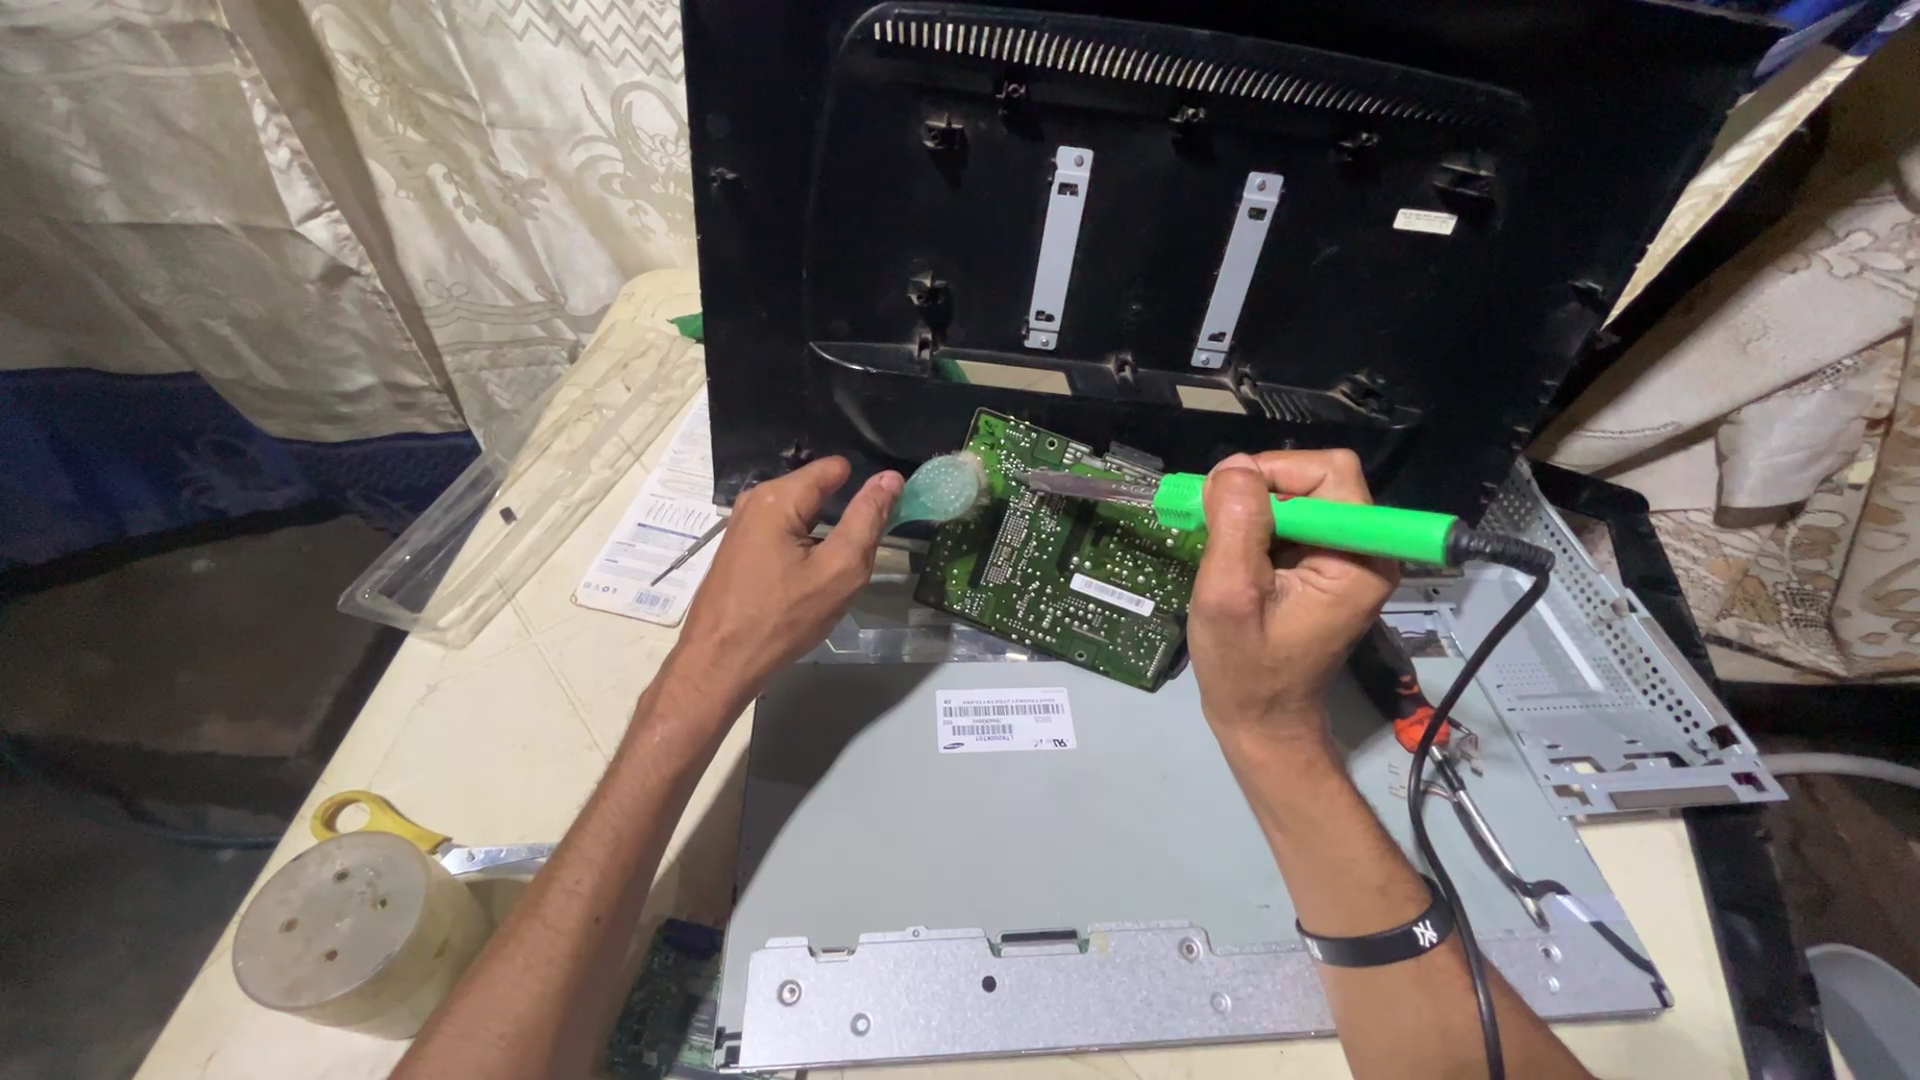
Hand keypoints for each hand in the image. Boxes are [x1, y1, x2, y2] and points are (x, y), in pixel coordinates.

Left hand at [672, 457, 901, 697]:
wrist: (719, 662)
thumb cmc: (782, 618)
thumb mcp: (839, 569)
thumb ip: (867, 519)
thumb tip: (890, 477)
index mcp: (779, 497)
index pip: (835, 468)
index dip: (864, 488)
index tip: (881, 519)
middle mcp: (756, 500)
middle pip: (817, 490)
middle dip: (843, 515)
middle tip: (857, 556)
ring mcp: (742, 524)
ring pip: (800, 515)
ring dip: (823, 536)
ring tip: (835, 572)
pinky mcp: (738, 548)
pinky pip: (782, 533)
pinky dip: (802, 549)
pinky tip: (807, 581)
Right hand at [1187, 450, 1397, 747]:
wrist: (1262, 720)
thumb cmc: (1244, 670)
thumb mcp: (1229, 596)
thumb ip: (1236, 526)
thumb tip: (1233, 465)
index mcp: (1359, 559)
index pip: (1329, 473)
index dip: (1273, 472)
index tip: (1224, 501)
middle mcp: (1365, 551)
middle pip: (1315, 480)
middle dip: (1258, 492)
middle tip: (1213, 523)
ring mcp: (1346, 560)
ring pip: (1298, 498)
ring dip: (1251, 512)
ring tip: (1217, 545)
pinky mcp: (1325, 568)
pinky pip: (1291, 522)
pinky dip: (1254, 528)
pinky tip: (1231, 557)